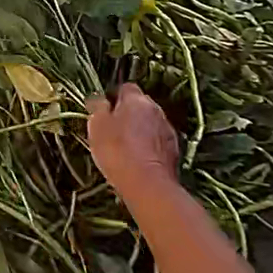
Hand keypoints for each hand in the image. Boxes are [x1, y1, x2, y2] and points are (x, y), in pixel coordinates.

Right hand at [86, 83, 181, 197]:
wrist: (148, 185)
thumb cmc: (117, 150)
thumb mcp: (97, 126)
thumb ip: (97, 108)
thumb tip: (98, 99)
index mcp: (136, 99)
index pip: (125, 88)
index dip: (114, 97)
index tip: (104, 110)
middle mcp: (156, 110)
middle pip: (140, 105)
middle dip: (128, 113)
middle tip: (113, 129)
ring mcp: (168, 130)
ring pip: (151, 124)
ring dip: (141, 130)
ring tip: (126, 147)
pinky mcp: (175, 151)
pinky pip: (158, 141)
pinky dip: (150, 146)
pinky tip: (139, 159)